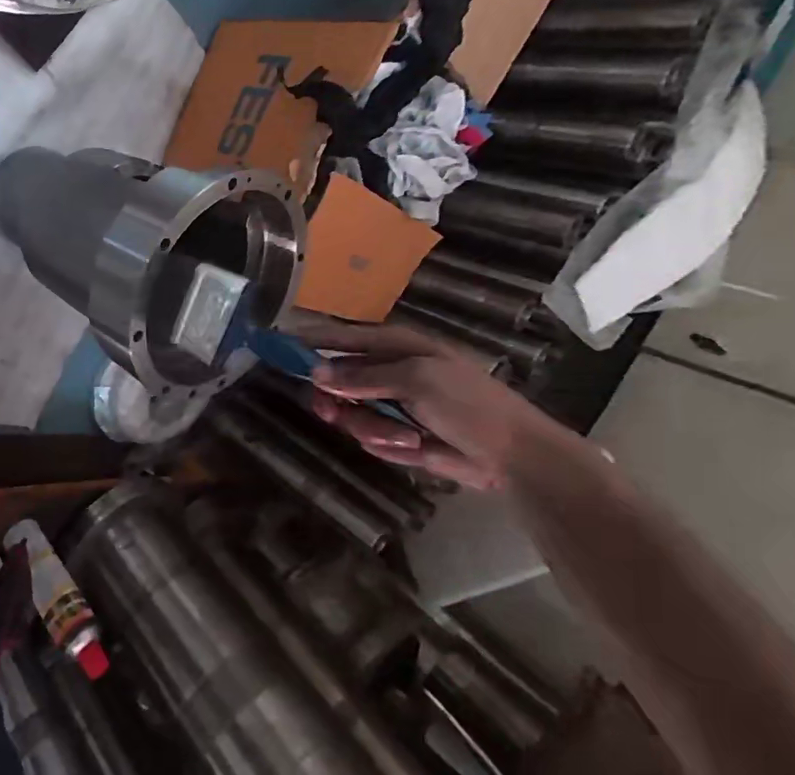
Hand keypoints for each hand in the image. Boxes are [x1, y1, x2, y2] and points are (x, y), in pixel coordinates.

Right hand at [287, 314, 580, 489]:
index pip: (344, 337)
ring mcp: (395, 405)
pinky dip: (388, 446)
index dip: (312, 340)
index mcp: (398, 347)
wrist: (515, 456)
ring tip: (402, 438)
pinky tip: (414, 450)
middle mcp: (392, 372)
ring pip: (352, 413)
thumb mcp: (416, 381)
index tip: (280, 346)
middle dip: (338, 400)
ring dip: (371, 428)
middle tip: (329, 412)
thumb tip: (316, 371)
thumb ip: (363, 376)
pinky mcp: (401, 436)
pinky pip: (371, 438)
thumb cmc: (469, 405)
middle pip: (340, 380)